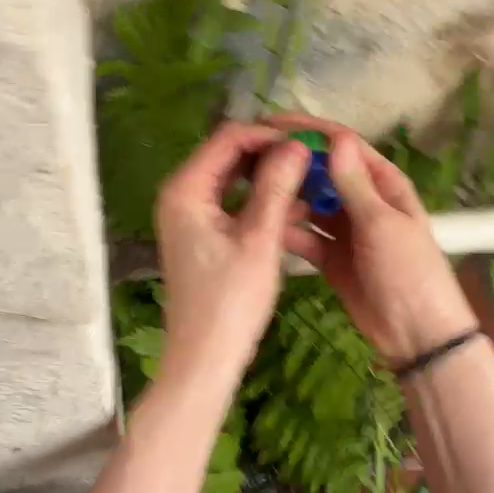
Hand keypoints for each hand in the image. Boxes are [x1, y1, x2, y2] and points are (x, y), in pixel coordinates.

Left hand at [154, 123, 311, 378]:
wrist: (205, 358)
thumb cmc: (231, 300)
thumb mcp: (260, 239)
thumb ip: (277, 186)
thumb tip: (297, 144)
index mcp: (185, 189)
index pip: (229, 137)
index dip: (270, 134)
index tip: (309, 140)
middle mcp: (180, 195)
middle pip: (228, 154)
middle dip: (270, 153)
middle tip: (313, 157)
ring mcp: (189, 215)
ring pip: (233, 179)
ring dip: (269, 177)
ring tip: (311, 180)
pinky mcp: (201, 235)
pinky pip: (232, 203)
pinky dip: (260, 202)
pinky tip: (296, 210)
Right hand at [270, 116, 478, 363]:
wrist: (416, 334)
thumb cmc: (408, 272)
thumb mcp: (382, 224)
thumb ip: (354, 184)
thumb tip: (335, 138)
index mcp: (384, 183)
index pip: (343, 145)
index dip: (309, 131)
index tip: (271, 124)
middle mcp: (362, 200)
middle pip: (322, 171)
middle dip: (291, 162)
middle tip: (250, 155)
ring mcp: (345, 229)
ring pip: (309, 202)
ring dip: (286, 195)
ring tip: (250, 187)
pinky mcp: (330, 256)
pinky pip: (304, 235)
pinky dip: (287, 230)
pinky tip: (263, 224)